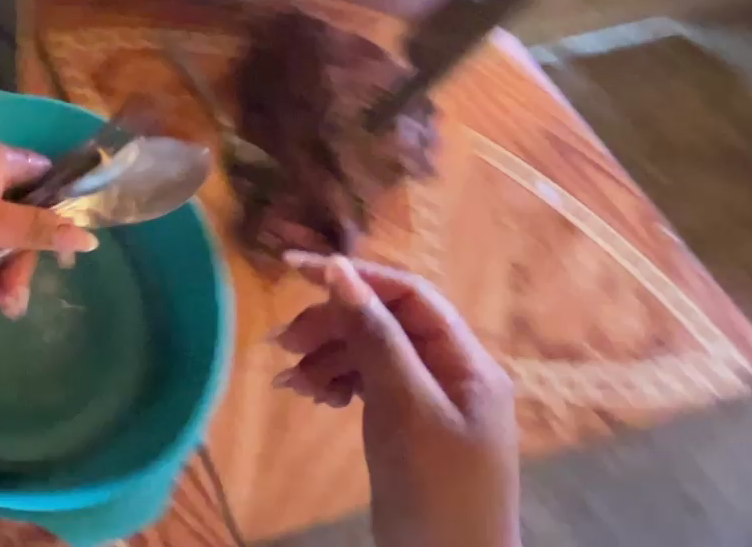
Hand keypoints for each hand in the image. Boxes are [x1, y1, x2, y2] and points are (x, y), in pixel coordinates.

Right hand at [275, 252, 520, 546]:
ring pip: (366, 349)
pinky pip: (363, 379)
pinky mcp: (404, 419)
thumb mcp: (403, 404)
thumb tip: (339, 267)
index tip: (294, 270)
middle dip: (331, 324)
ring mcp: (427, 396)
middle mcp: (449, 370)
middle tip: (285, 342)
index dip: (353, 275)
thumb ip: (374, 333)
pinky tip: (311, 395)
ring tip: (293, 381)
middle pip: (381, 320)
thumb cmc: (435, 485)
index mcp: (465, 361)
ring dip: (325, 355)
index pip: (407, 294)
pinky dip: (333, 379)